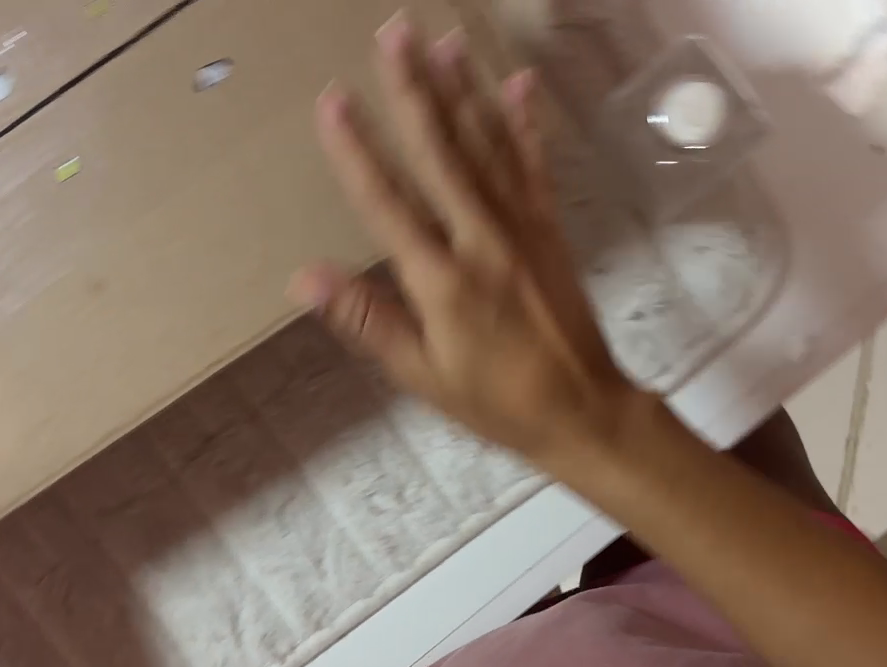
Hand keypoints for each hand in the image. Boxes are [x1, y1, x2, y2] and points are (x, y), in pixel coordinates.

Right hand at [290, 16, 648, 470]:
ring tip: (442, 41)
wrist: (581, 408)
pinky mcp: (552, 232)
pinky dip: (526, 124)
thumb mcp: (423, 374)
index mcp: (441, 279)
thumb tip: (306, 278)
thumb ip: (369, 321)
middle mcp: (481, 239)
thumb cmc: (495, 402)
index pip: (389, 203)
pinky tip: (520, 83)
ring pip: (489, 147)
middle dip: (413, 91)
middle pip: (442, 154)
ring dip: (464, 91)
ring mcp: (523, 230)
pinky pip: (536, 168)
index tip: (332, 101)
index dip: (357, 151)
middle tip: (393, 32)